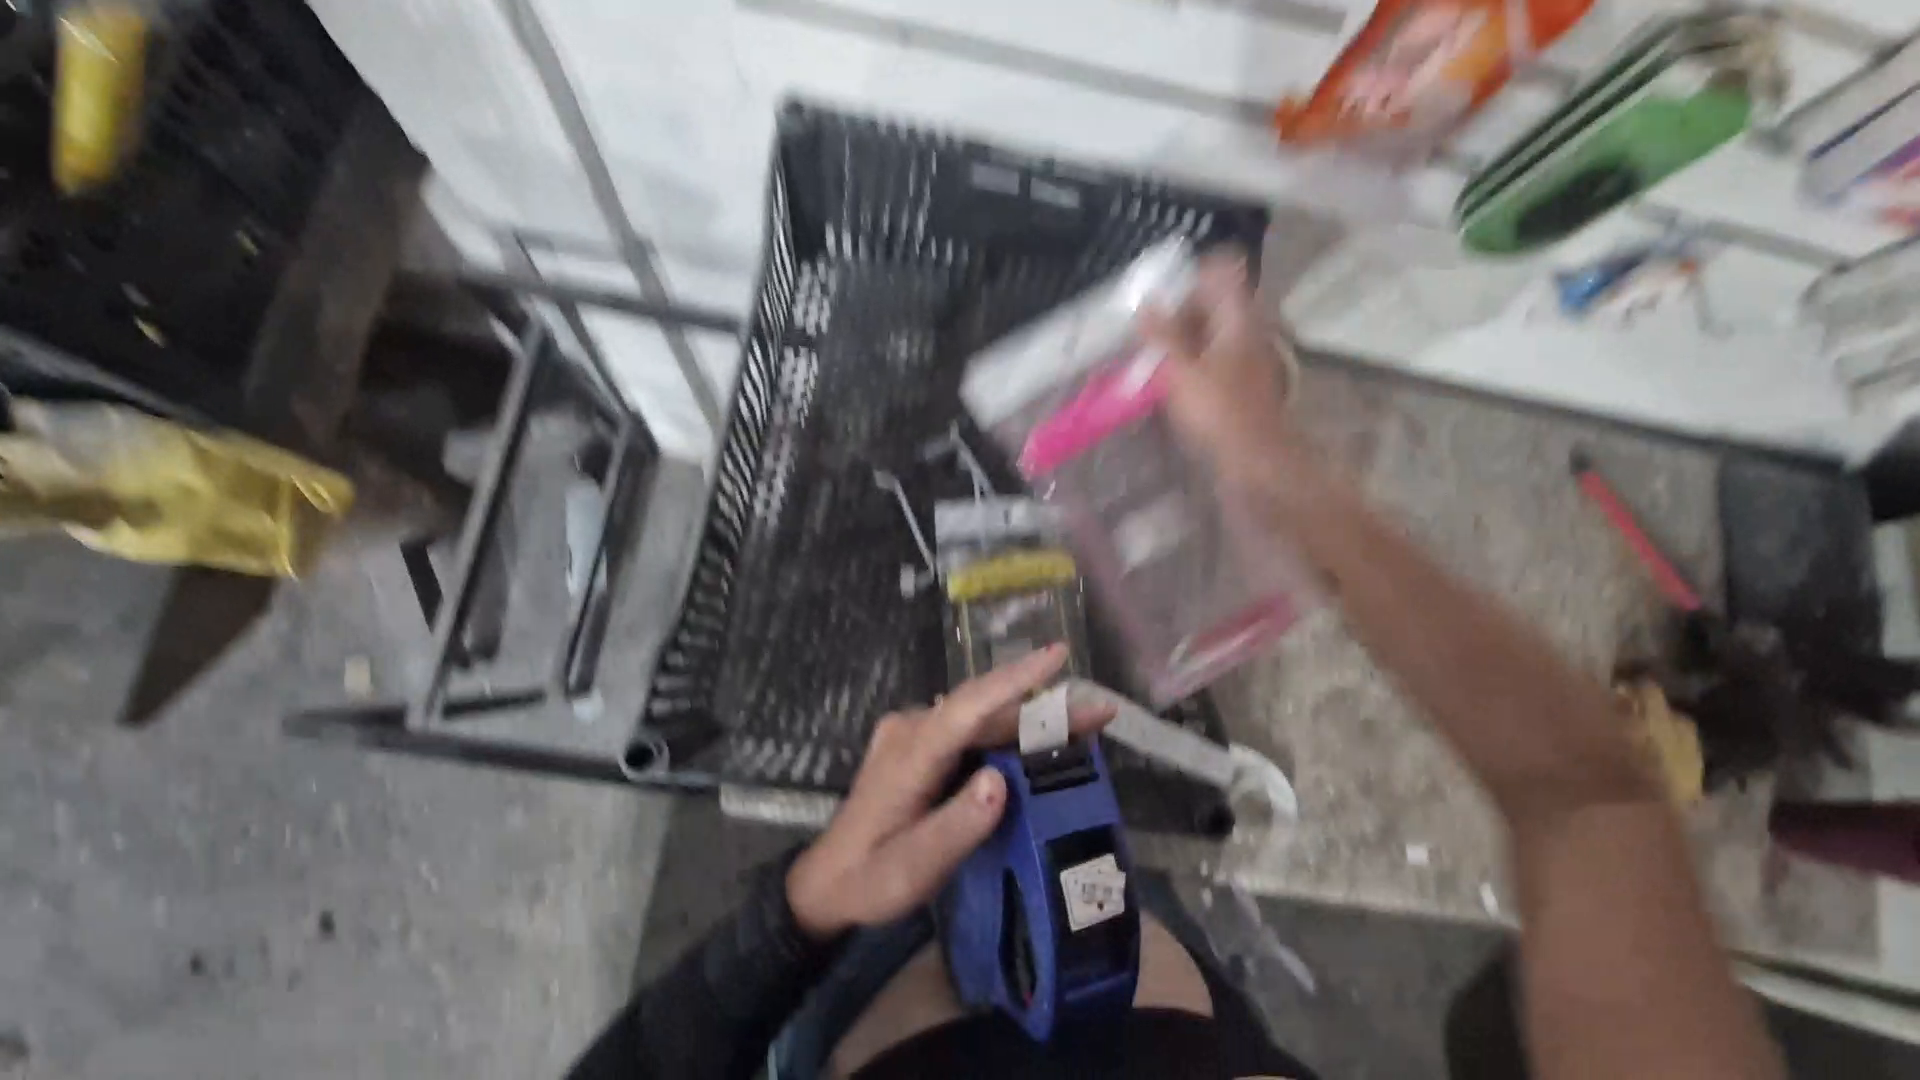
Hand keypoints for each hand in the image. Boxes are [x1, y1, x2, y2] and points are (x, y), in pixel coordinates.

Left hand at [785, 645, 1113, 939]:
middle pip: (984, 710)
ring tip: (1086, 724)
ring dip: (1031, 719)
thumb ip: (956, 827)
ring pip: (981, 718)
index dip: (1014, 681)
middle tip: (1101, 712)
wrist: (828, 883)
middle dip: (1044, 706)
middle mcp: (911, 730)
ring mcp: (913, 735)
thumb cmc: (870, 880)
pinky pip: (971, 731)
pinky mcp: (919, 747)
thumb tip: (1000, 783)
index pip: (967, 706)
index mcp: (909, 754)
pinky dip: (1009, 735)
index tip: (1057, 656)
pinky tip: (1040, 742)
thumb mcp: (912, 869)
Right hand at [1141, 255, 1305, 486]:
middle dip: (1178, 309)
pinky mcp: (1238, 382)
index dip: (1190, 276)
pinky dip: (1188, 359)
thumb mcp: (1182, 369)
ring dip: (1180, 337)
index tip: (1159, 292)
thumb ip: (1163, 333)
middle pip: (1213, 303)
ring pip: (1209, 332)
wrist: (1254, 459)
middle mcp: (1246, 330)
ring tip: (1150, 352)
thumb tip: (1146, 301)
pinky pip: (1209, 357)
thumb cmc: (1219, 411)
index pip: (1220, 273)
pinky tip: (1167, 376)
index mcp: (1238, 318)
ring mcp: (1245, 357)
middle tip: (1146, 327)